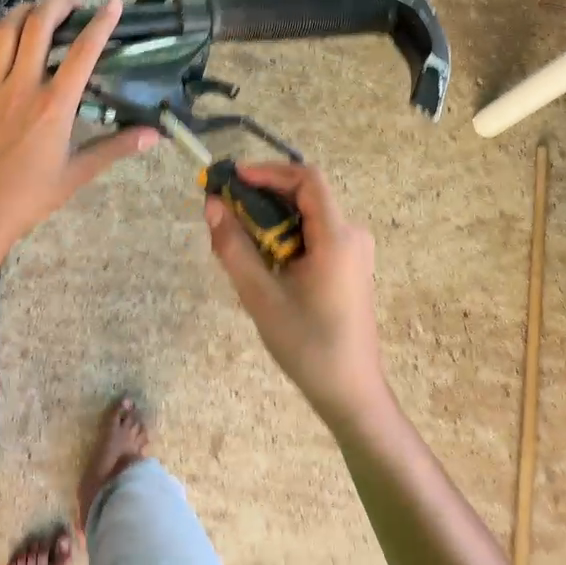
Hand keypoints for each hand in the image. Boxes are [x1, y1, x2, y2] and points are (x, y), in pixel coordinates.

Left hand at [0, 0, 158, 253]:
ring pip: (3, 32)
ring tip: (35, 11)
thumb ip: (116, 148)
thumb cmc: (30, 197)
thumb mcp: (78, 174)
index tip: (113, 4)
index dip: (101, 23)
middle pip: (38, 27)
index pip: (83, 52)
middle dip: (57, 4)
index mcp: (54, 105)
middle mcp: (21, 87)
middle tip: (71, 3)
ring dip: (21, 13)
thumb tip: (155, 135)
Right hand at [204, 164, 388, 425]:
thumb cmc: (307, 345)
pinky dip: (284, 233)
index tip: (232, 179)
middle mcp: (351, 235)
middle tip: (223, 208)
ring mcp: (353, 251)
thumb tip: (212, 204)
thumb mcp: (260, 296)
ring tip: (236, 237)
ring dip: (270, 216)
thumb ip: (233, 245)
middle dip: (262, 194)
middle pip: (305, 193)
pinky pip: (313, 233)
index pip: (306, 178)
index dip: (268, 171)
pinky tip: (260, 258)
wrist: (351, 393)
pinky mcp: (349, 266)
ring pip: (307, 214)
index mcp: (337, 237)